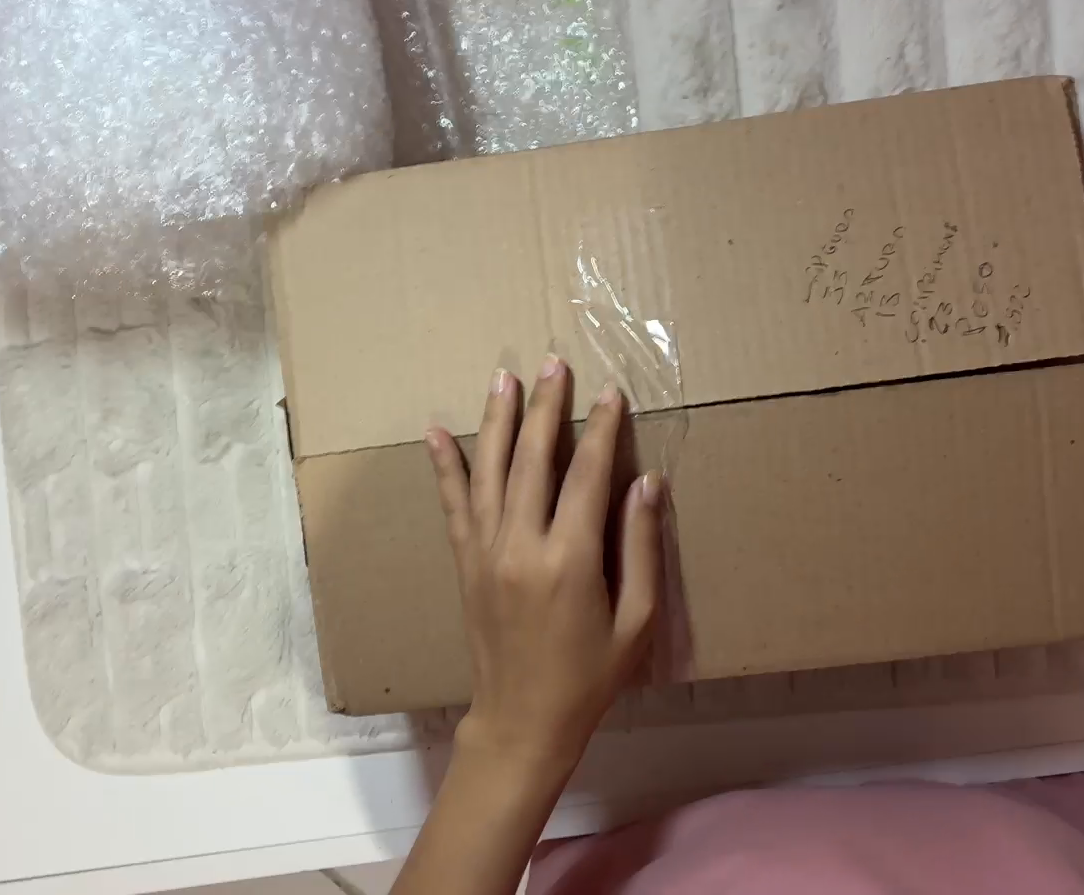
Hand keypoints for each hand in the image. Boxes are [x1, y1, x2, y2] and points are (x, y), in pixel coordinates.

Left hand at [424, 355, 663, 781]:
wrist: (521, 721)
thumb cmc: (590, 676)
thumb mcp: (637, 621)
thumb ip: (642, 547)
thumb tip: (648, 482)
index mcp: (570, 559)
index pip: (587, 474)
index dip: (602, 428)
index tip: (611, 392)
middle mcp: (521, 544)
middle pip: (532, 458)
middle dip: (546, 406)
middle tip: (554, 363)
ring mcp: (485, 551)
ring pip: (488, 469)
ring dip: (497, 419)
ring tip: (504, 376)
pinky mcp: (465, 561)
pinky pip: (453, 503)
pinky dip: (444, 465)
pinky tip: (436, 432)